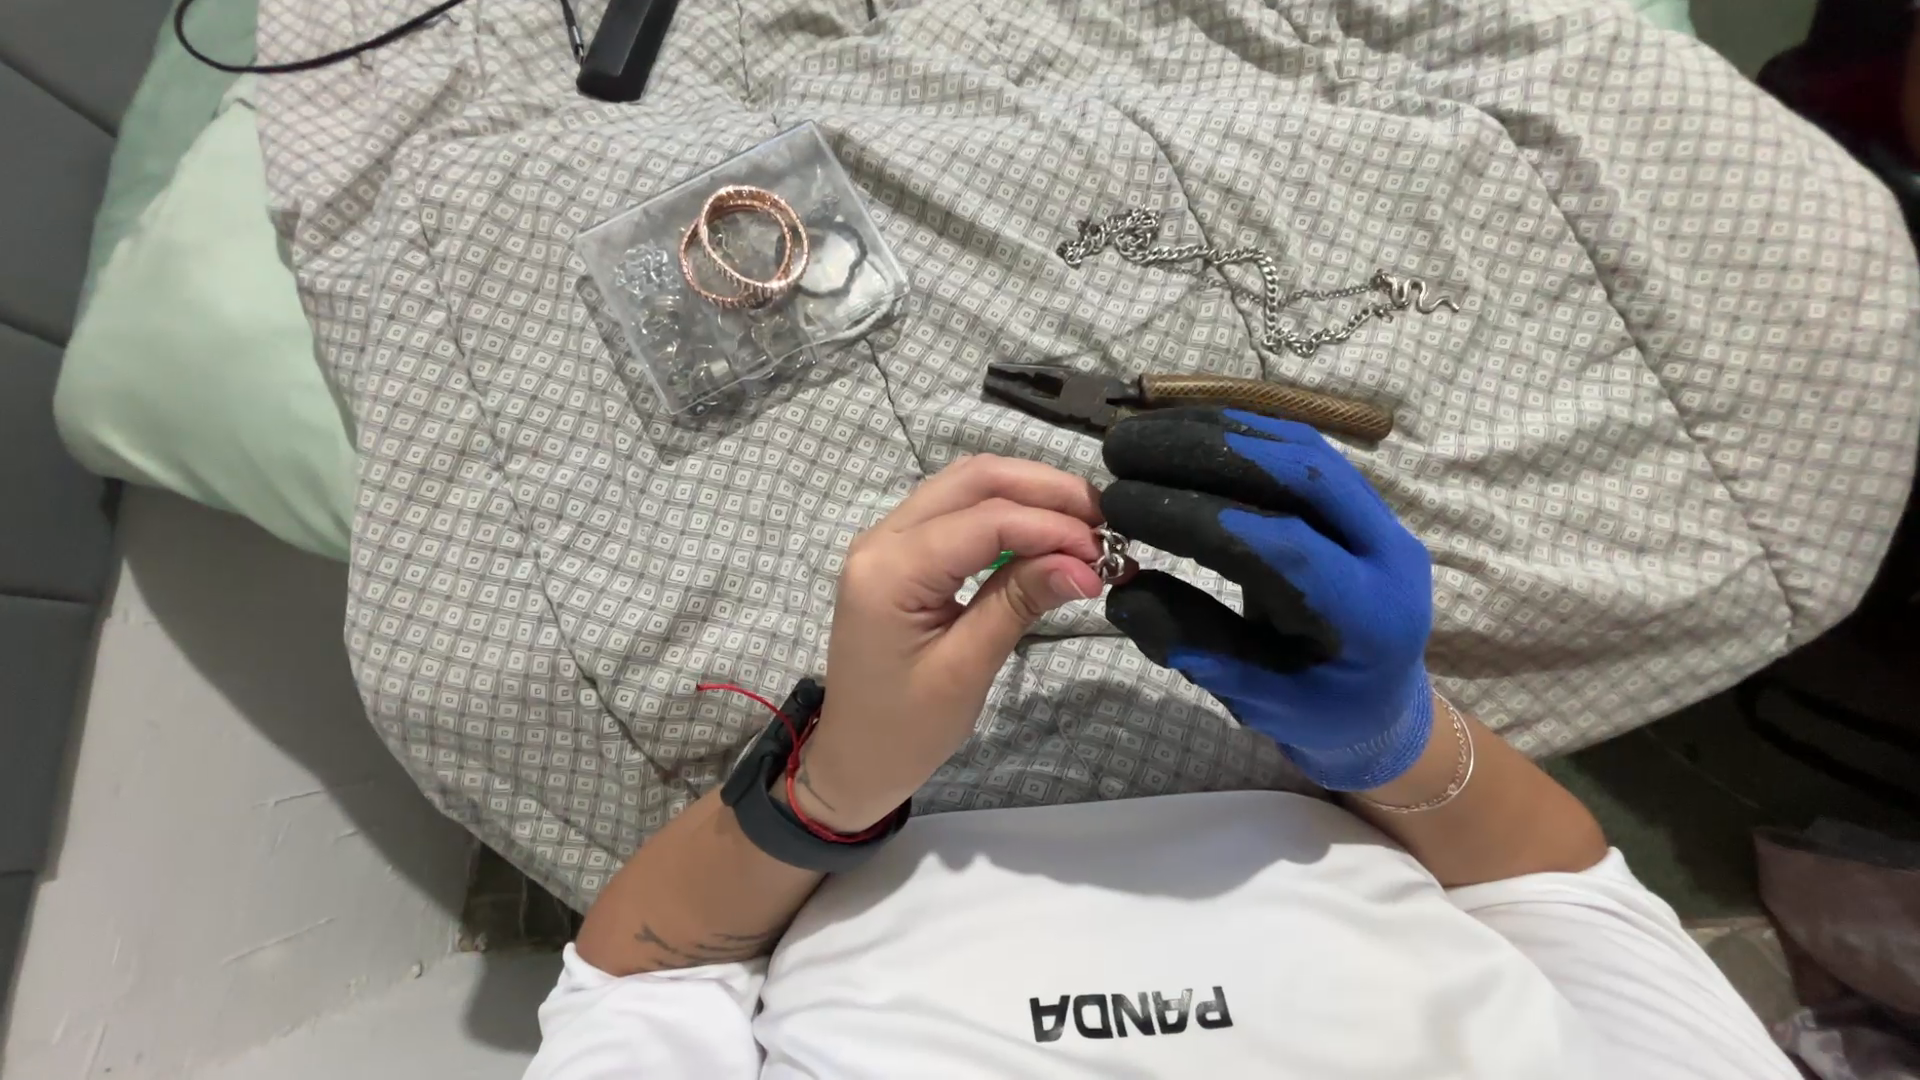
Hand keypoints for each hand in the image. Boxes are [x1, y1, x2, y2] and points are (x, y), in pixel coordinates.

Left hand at [791, 455, 1107, 830]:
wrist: (854, 758)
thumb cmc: (905, 729)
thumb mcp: (967, 669)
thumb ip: (1019, 602)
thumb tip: (1085, 564)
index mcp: (889, 571)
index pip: (984, 521)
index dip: (1051, 526)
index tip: (1105, 551)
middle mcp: (881, 538)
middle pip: (973, 479)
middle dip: (1044, 490)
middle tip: (1102, 521)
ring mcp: (886, 540)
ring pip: (965, 486)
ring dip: (1027, 495)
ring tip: (1082, 523)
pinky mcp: (900, 553)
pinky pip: (955, 511)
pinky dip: (1004, 512)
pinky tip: (1042, 532)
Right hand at [1099, 408, 1433, 790]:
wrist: (1381, 701)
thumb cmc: (1317, 711)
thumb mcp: (1254, 700)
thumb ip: (1196, 646)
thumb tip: (1121, 592)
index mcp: (1368, 618)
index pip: (1278, 546)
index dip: (1190, 516)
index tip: (1118, 506)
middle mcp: (1388, 553)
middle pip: (1299, 473)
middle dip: (1201, 451)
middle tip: (1121, 451)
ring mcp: (1380, 517)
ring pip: (1298, 447)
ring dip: (1212, 431)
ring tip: (1140, 436)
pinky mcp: (1359, 498)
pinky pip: (1297, 448)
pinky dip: (1233, 432)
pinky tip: (1179, 432)